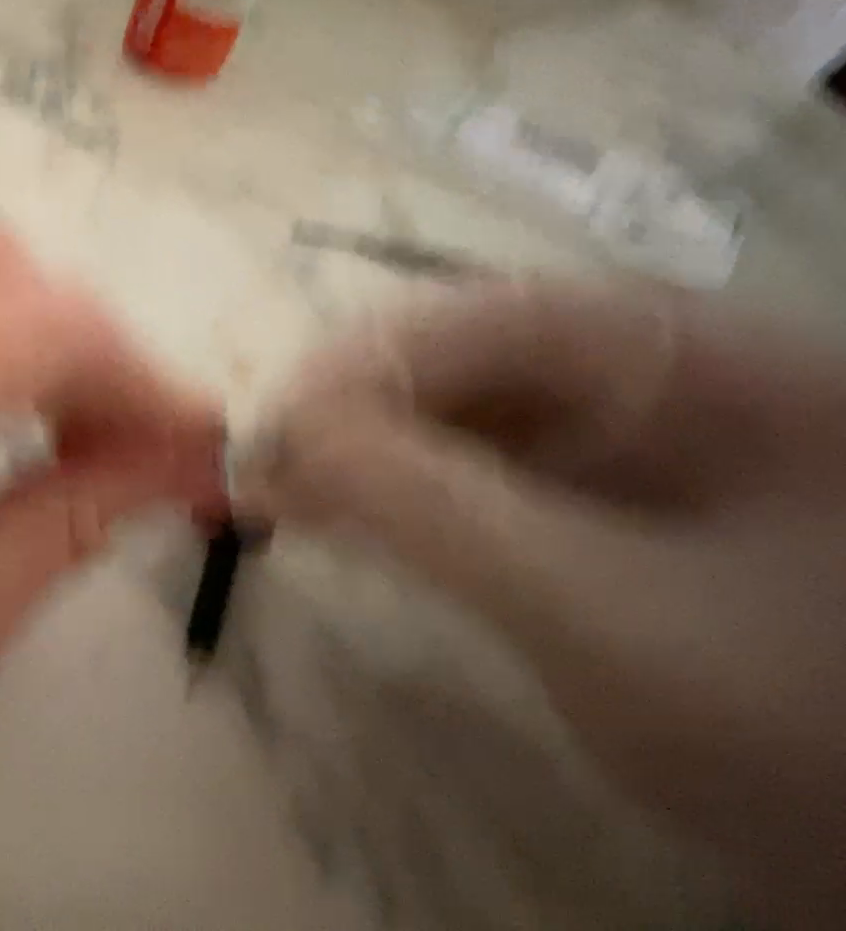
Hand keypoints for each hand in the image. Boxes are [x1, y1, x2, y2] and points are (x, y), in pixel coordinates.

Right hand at [239, 281, 845, 929]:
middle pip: (467, 363)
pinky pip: (469, 475)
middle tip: (258, 471)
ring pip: (456, 418)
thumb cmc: (795, 731)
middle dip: (350, 412)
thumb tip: (287, 434)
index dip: (368, 361)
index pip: (498, 319)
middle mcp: (662, 383)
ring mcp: (627, 448)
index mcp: (705, 364)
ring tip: (272, 497)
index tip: (271, 429)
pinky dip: (390, 494)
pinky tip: (330, 517)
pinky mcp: (591, 508)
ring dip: (354, 452)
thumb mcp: (602, 615)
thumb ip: (438, 510)